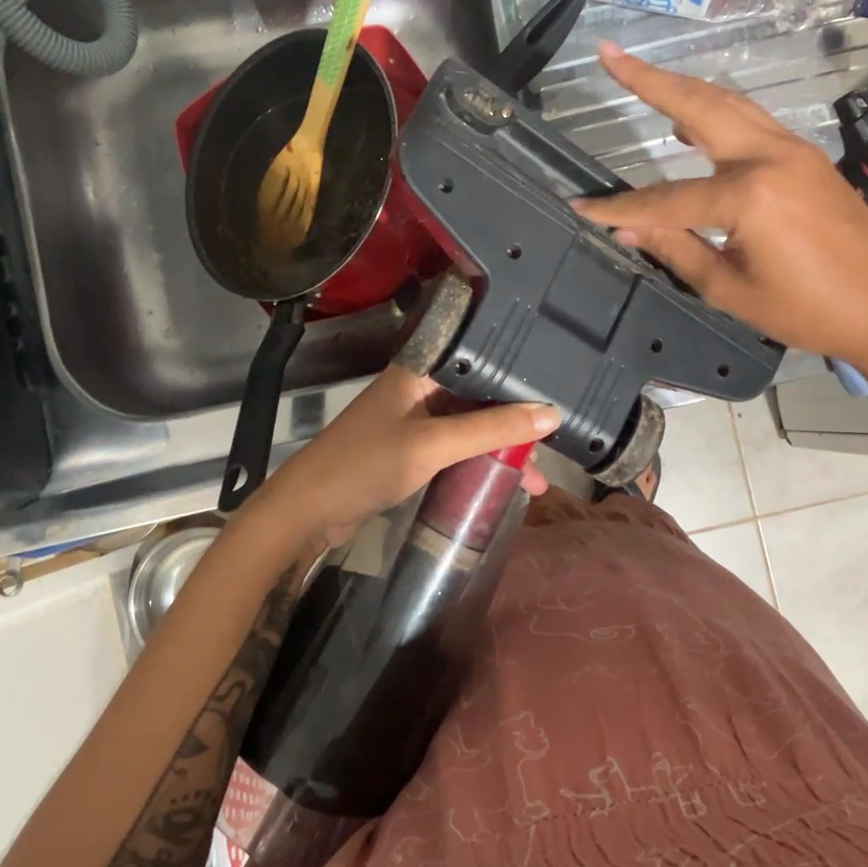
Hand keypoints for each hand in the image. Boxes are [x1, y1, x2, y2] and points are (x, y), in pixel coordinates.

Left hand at [249, 367, 559, 548]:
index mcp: (420, 369)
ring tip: (536, 480)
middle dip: (516, 420)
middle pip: (479, 393)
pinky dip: (481, 459)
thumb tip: (551, 415)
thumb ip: (491, 429)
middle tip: (553, 446)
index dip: (518, 371)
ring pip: (471, 423)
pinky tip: (505, 481)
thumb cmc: (366, 465)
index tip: (559, 387)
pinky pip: (457, 446)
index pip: (479, 355)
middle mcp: (419, 387)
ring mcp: (414, 419)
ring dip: (502, 446)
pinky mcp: (411, 448)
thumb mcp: (434, 445)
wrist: (307, 511)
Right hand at [577, 42, 867, 364]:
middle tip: (610, 55)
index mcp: (750, 195)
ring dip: (685, 88)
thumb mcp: (731, 289)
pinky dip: (717, 111)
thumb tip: (627, 228)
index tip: (582, 207)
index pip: (667, 198)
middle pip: (700, 107)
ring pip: (730, 104)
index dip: (621, 207)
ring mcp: (794, 150)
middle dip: (651, 81)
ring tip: (644, 77)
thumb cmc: (806, 309)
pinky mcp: (807, 157)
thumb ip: (677, 250)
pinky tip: (693, 123)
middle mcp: (771, 156)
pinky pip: (753, 121)